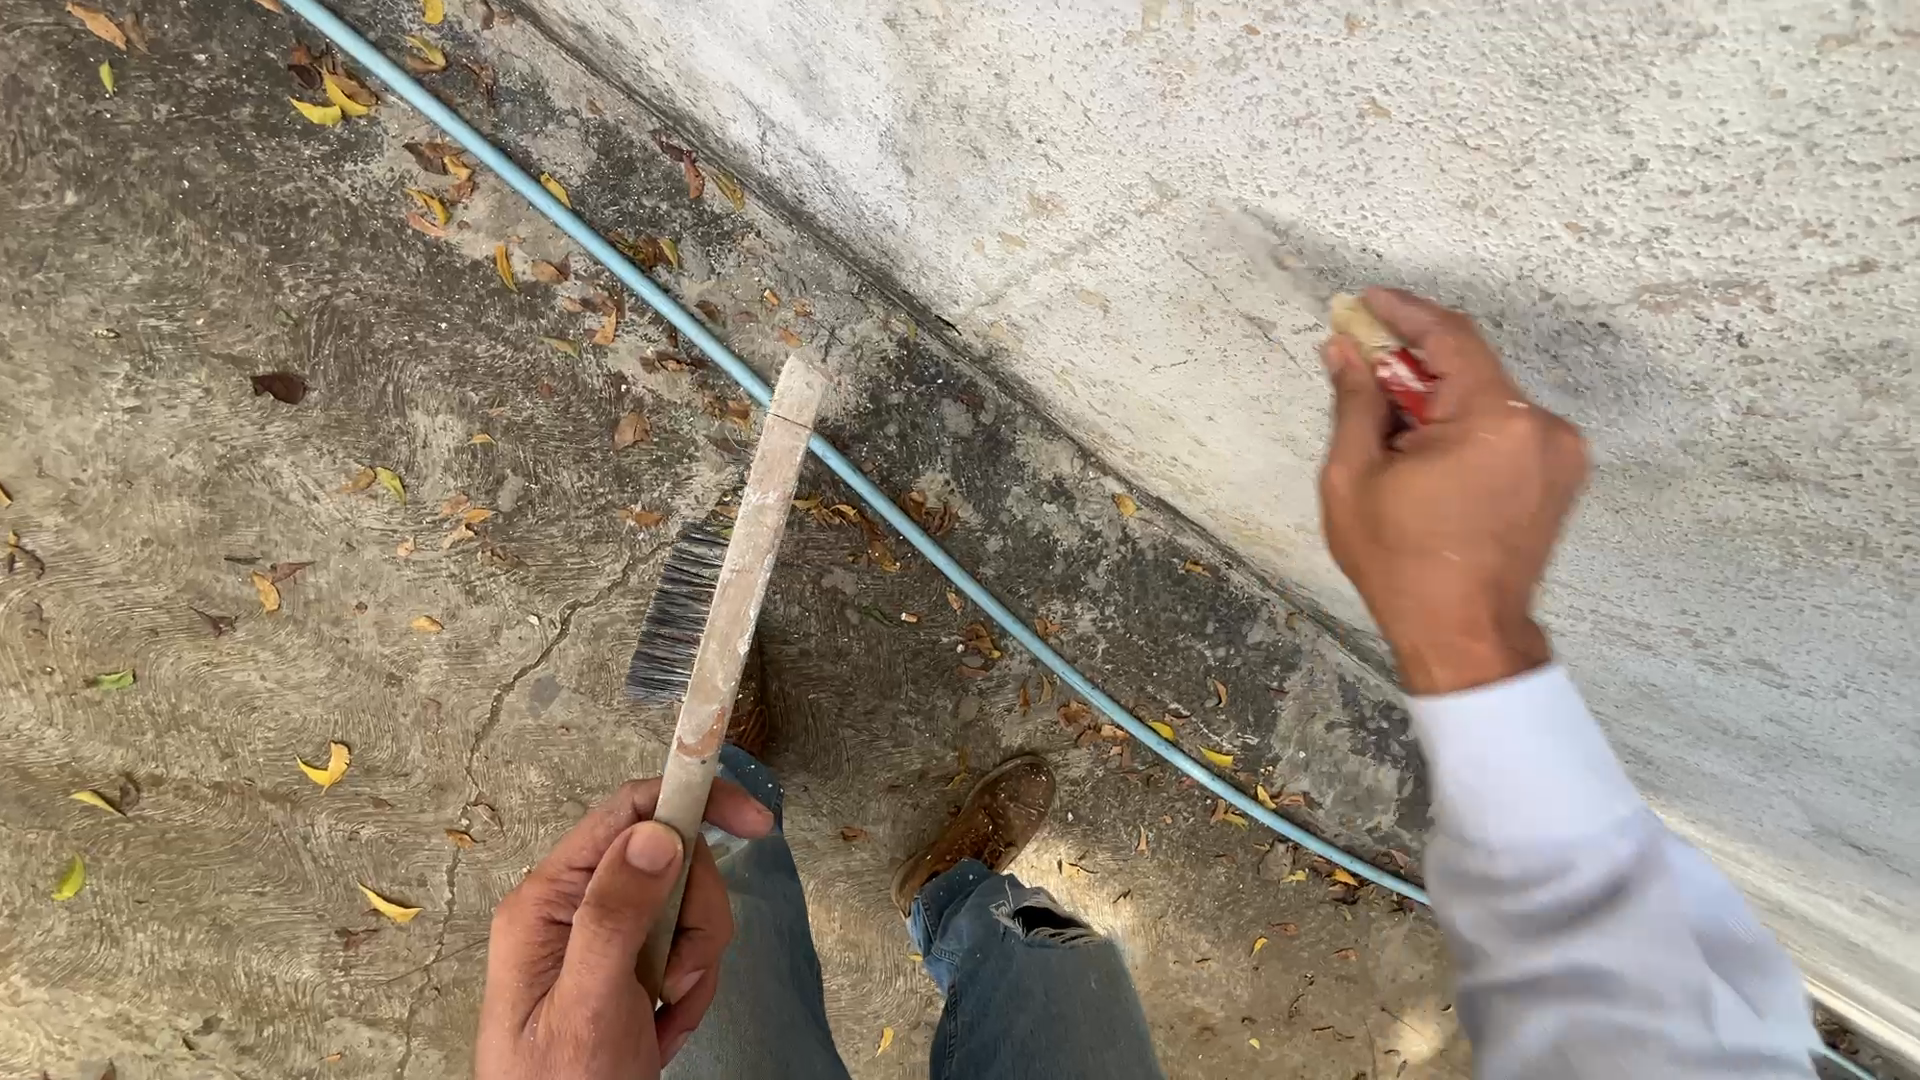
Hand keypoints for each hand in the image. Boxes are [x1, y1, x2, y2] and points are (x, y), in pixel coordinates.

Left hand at [475, 778, 774, 1079]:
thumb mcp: (587, 1007)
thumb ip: (615, 917)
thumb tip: (657, 831)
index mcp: (550, 897)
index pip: (632, 810)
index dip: (695, 800)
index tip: (756, 822)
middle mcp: (577, 901)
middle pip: (673, 857)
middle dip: (698, 913)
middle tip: (683, 975)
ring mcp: (605, 929)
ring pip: (689, 899)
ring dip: (698, 955)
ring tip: (671, 1011)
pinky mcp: (630, 957)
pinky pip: (690, 939)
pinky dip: (695, 980)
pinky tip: (667, 1023)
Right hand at [1319, 287, 1587, 695]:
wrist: (1463, 632)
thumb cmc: (1397, 559)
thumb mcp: (1354, 479)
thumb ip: (1354, 404)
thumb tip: (1343, 349)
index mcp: (1492, 420)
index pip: (1450, 337)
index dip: (1404, 312)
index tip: (1364, 300)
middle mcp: (1542, 424)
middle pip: (1469, 368)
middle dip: (1410, 364)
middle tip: (1360, 370)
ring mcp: (1562, 450)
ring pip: (1486, 399)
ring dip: (1435, 399)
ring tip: (1388, 434)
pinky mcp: (1563, 473)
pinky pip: (1505, 427)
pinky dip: (1462, 425)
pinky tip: (1426, 457)